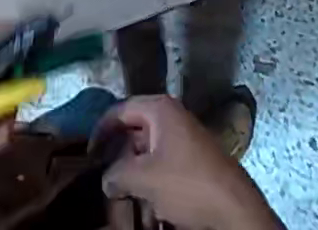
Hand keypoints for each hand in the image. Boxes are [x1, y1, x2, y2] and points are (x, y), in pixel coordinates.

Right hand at [95, 97, 282, 229]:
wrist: (229, 203)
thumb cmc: (186, 181)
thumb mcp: (144, 178)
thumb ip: (117, 174)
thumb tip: (107, 178)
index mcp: (160, 110)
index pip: (121, 110)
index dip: (101, 130)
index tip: (88, 154)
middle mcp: (171, 117)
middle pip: (133, 133)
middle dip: (118, 159)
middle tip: (104, 181)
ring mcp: (181, 138)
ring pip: (145, 154)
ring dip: (133, 177)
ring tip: (123, 199)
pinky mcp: (188, 159)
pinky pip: (160, 167)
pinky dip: (149, 184)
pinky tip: (146, 207)